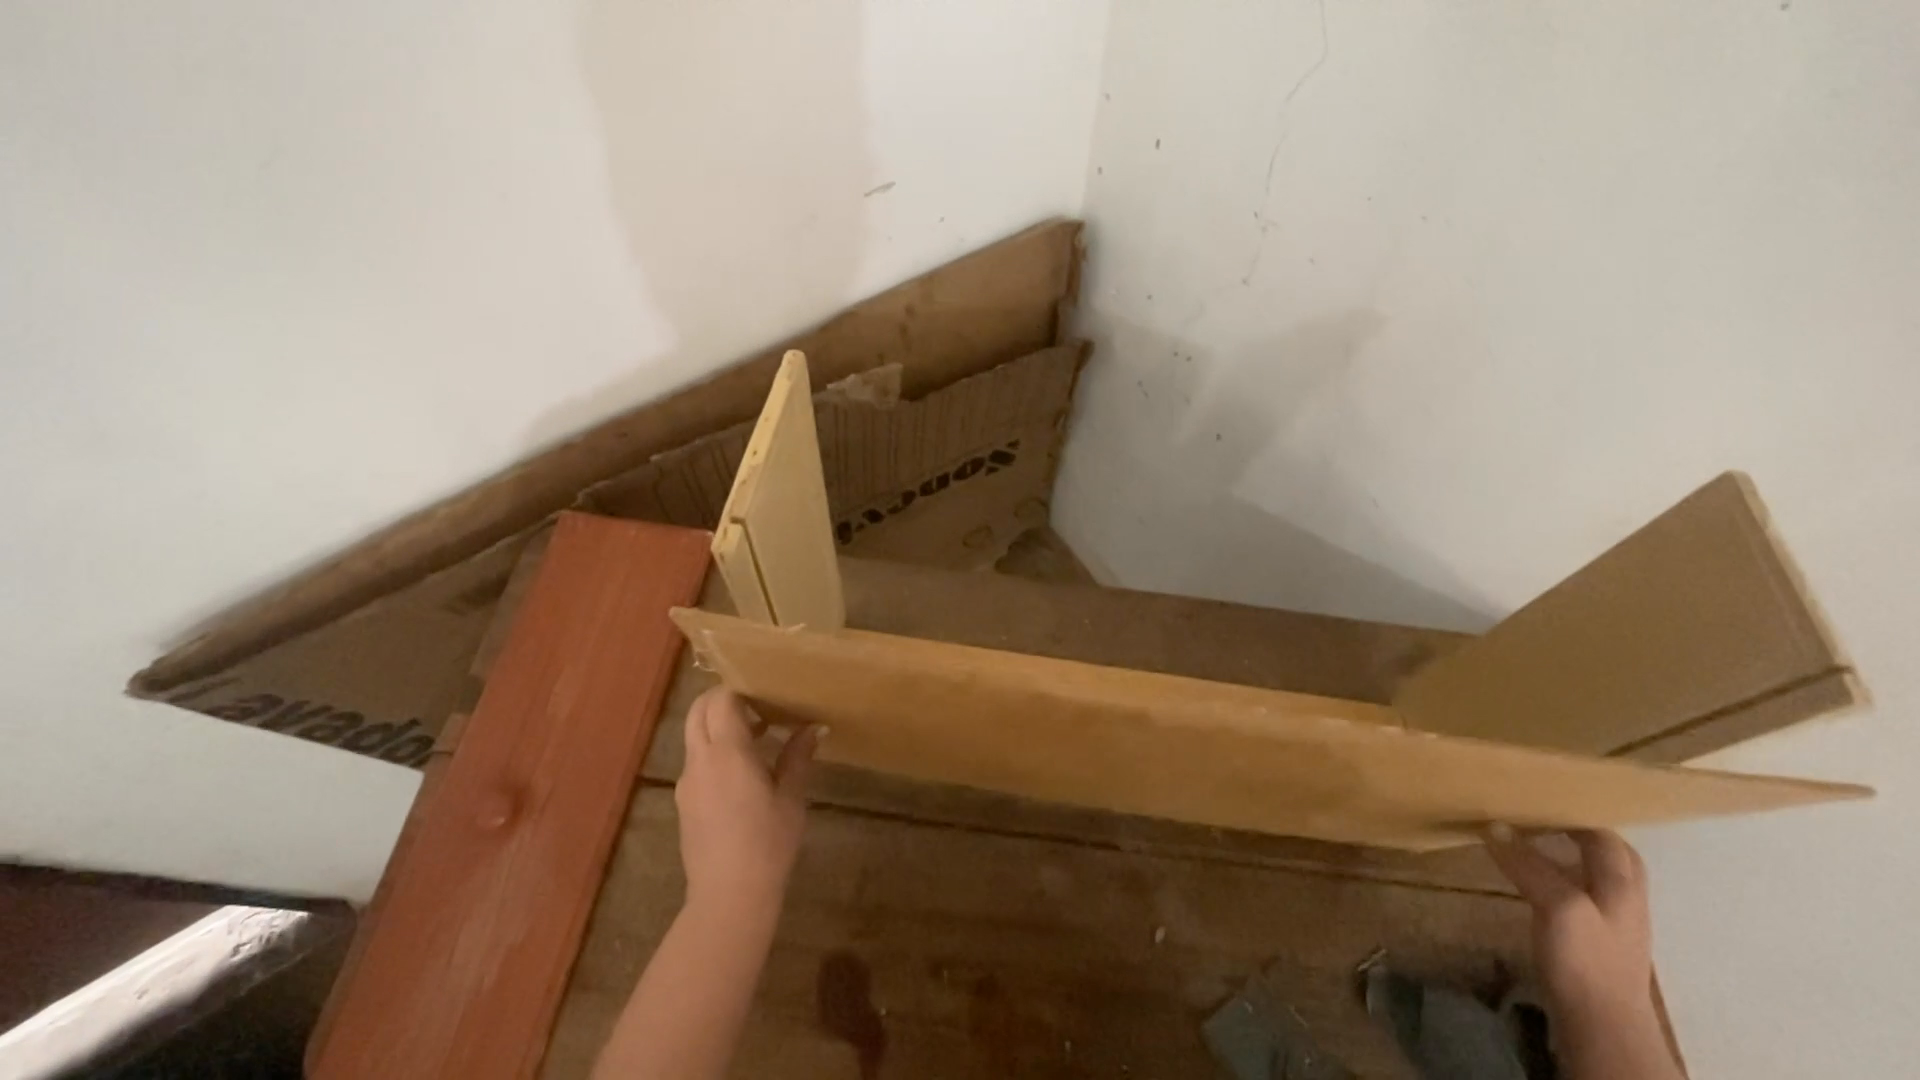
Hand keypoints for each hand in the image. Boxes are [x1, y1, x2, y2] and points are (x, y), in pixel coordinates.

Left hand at [675, 688, 819, 912]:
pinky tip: (744, 773)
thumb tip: (813, 728)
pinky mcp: (685, 802)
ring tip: (757, 737)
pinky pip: (696, 761)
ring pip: (694, 736)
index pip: (720, 701)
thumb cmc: (768, 843)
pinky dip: (714, 751)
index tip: (764, 690)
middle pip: (698, 711)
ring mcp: (687, 782)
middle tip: (757, 705)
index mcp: (727, 753)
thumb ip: (798, 757)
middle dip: (722, 700)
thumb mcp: (791, 798)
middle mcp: (700, 760)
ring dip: (718, 726)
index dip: (738, 689)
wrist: (729, 895)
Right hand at [1486, 827, 1681, 1077]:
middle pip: (1608, 853)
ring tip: (1528, 842)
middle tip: (1537, 816)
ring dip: (1567, 855)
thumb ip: (1528, 864)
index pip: (1604, 834)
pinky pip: (1579, 896)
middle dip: (1578, 831)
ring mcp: (1611, 922)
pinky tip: (1533, 884)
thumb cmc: (1585, 959)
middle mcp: (1623, 897)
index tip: (1538, 796)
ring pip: (1594, 875)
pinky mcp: (1593, 942)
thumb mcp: (1557, 905)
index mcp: (1621, 882)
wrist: (1602, 1024)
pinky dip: (1557, 880)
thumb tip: (1494, 825)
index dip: (1575, 813)